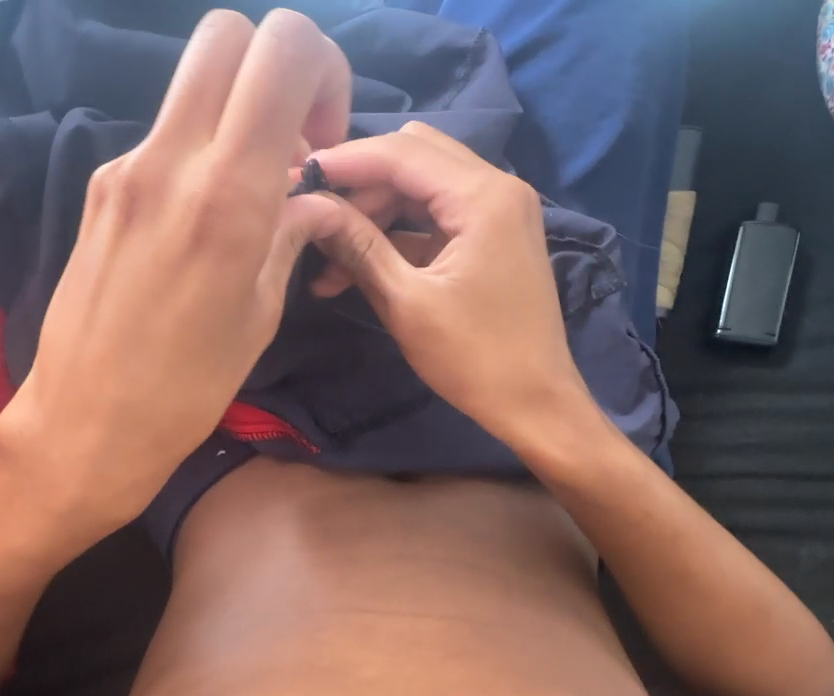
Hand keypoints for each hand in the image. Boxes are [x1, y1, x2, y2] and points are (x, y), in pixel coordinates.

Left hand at [0, 8, 349, 533]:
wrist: (85, 424)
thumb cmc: (187, 390)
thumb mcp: (260, 315)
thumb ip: (286, 234)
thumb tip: (303, 196)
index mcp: (227, 195)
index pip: (282, 50)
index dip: (321, 72)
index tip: (323, 141)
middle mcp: (170, 160)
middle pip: (227, 36)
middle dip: (275, 69)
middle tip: (290, 143)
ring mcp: (124, 169)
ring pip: (192, 89)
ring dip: (234, 117)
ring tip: (249, 196)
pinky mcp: (99, 190)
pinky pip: (162, 140)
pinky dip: (196, 155)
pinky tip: (201, 223)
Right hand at [304, 123, 597, 452]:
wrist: (535, 403)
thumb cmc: (473, 358)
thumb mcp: (406, 303)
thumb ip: (359, 248)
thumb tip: (311, 210)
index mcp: (483, 197)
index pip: (402, 153)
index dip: (345, 161)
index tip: (298, 176)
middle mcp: (498, 187)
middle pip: (415, 157)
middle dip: (361, 185)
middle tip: (316, 219)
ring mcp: (499, 212)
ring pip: (423, 187)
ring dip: (376, 215)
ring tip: (329, 261)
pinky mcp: (494, 238)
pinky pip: (437, 218)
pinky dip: (400, 236)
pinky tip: (359, 268)